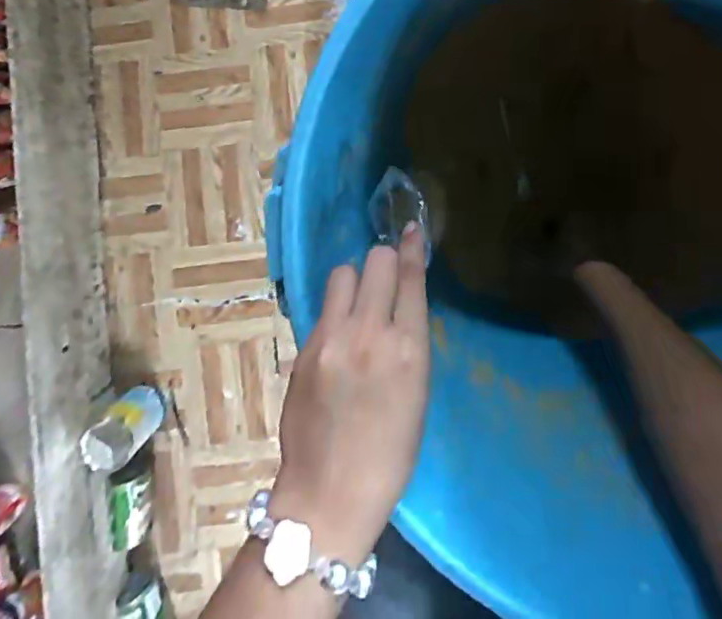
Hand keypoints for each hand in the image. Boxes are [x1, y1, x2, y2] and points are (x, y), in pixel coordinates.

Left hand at [269, 224, 429, 564]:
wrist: (329, 492)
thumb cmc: (389, 453)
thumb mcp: (417, 394)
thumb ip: (408, 341)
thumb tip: (400, 304)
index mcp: (408, 348)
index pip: (410, 277)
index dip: (413, 249)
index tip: (413, 229)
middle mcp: (369, 332)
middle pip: (376, 261)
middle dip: (385, 262)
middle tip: (385, 279)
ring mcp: (331, 336)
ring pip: (343, 274)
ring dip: (355, 281)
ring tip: (357, 306)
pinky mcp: (304, 346)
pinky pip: (324, 307)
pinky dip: (336, 311)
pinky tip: (338, 336)